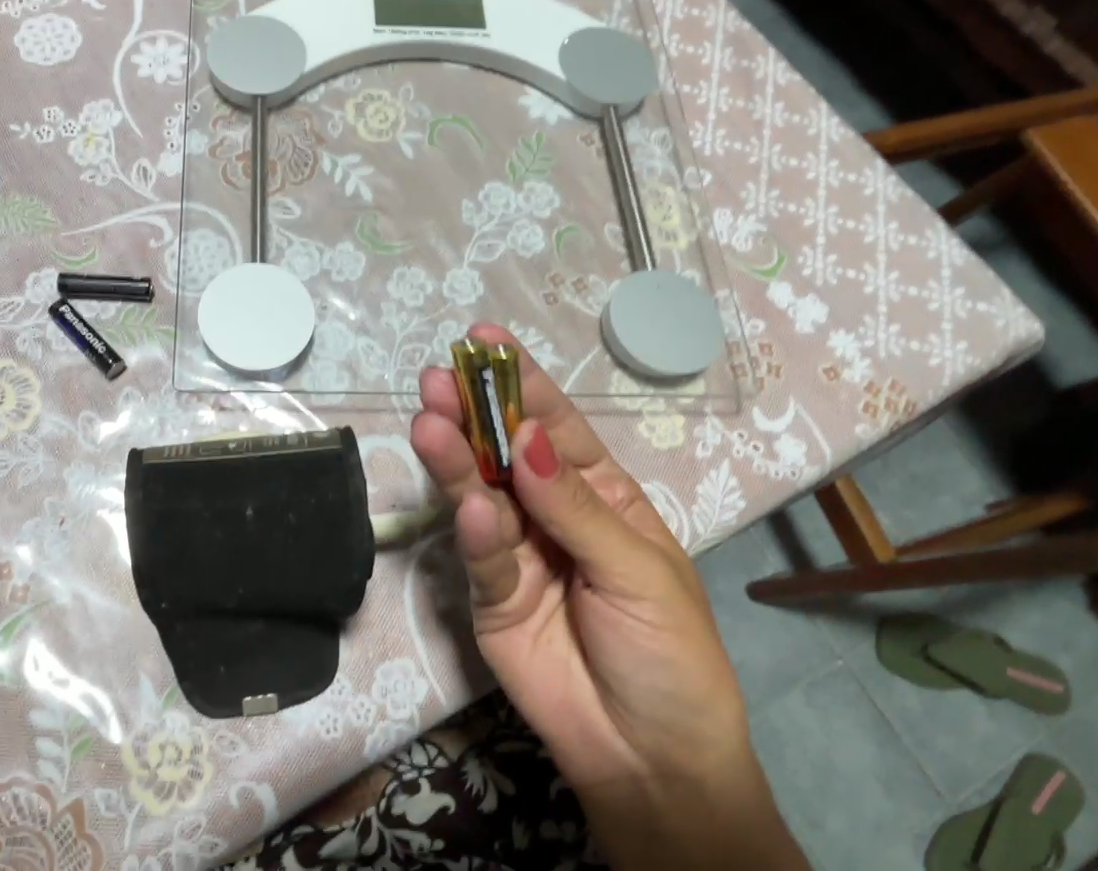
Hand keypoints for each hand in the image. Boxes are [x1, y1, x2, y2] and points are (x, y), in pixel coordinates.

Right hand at [412, 323, 803, 869]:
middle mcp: (551, 513)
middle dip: (474, 412)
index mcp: (601, 495)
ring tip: (427, 420)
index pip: (556, 427)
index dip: (524, 383)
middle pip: (504, 452)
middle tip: (437, 377)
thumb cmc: (670, 651)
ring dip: (455, 458)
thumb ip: (572, 505)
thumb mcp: (636, 569)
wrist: (649, 756)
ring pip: (479, 493)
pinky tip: (473, 506)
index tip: (486, 341)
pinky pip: (481, 555)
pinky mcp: (487, 595)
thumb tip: (524, 438)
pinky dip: (475, 530)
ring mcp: (516, 553)